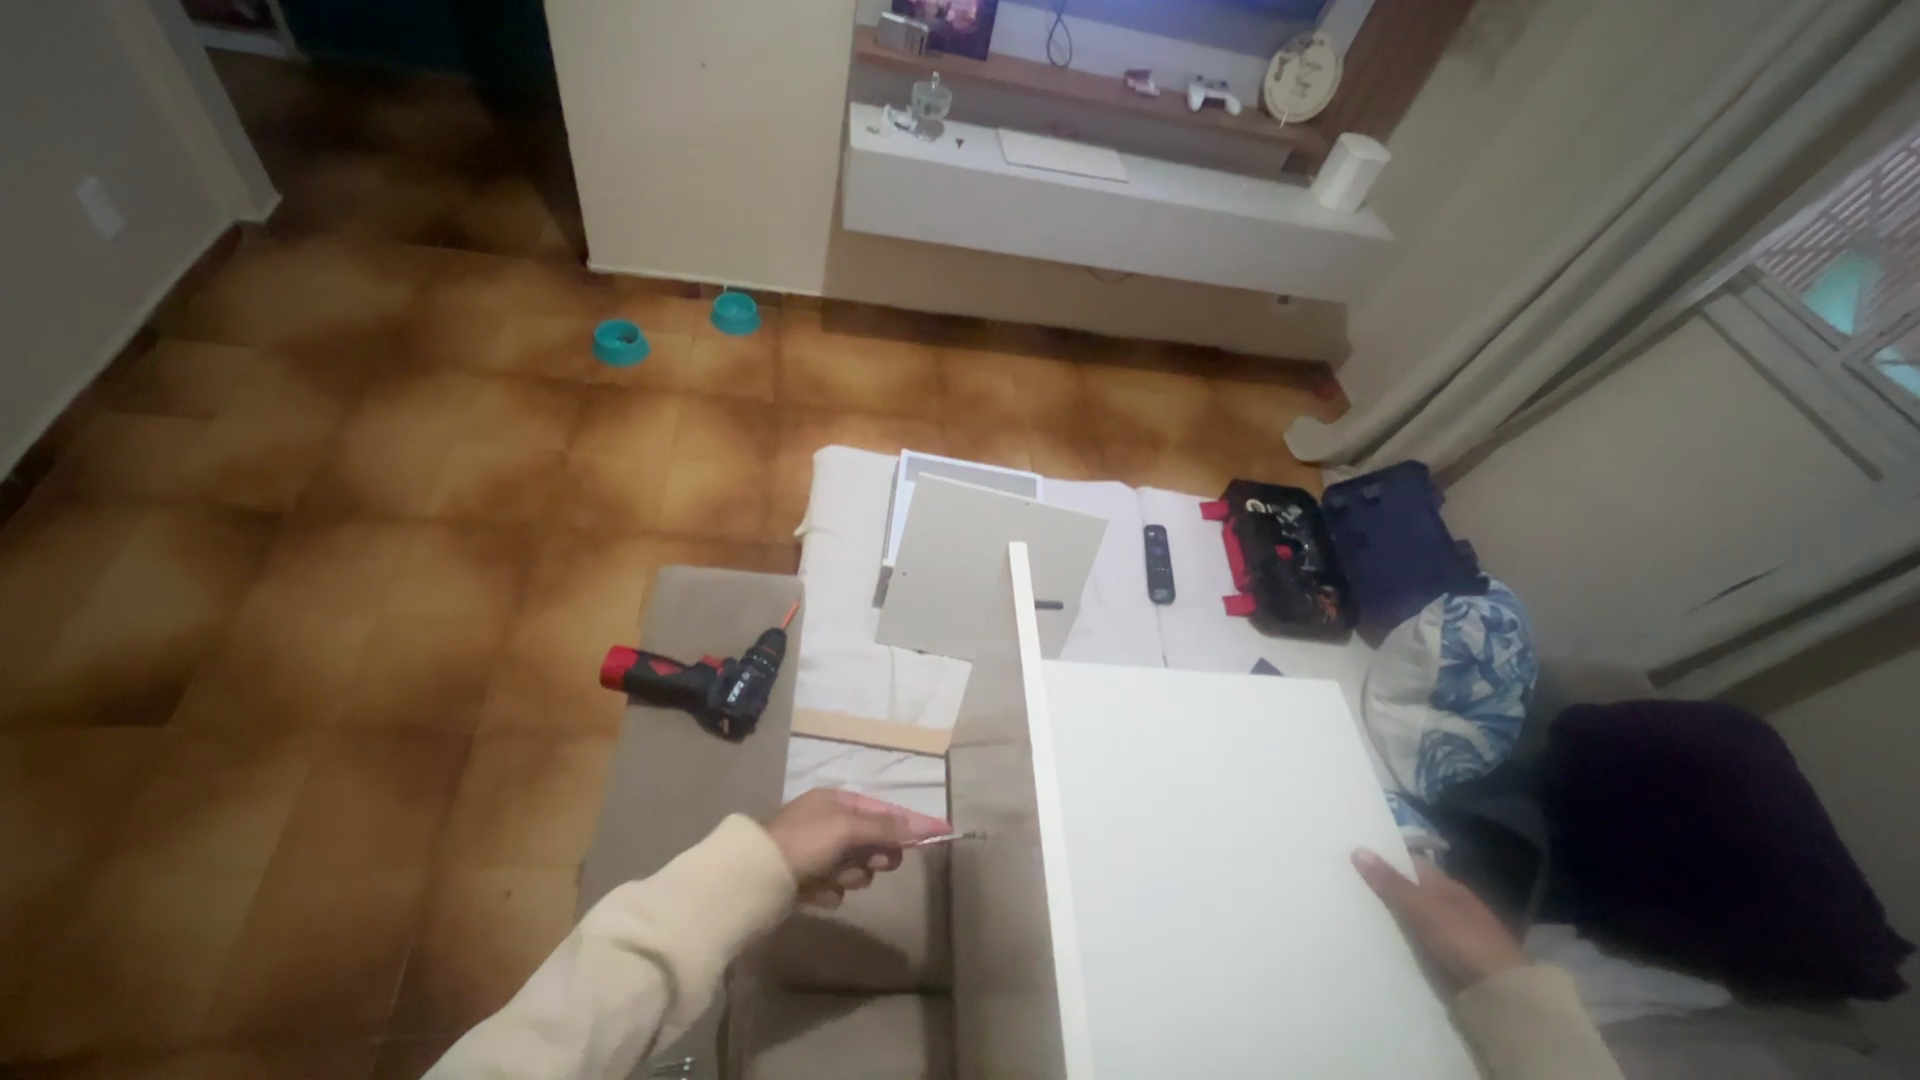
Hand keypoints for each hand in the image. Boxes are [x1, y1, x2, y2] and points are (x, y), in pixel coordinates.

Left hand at [765, 789, 950, 908]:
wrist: (755, 878)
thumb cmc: (805, 842)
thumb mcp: (848, 828)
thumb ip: (885, 827)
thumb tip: (921, 825)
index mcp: (835, 802)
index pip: (882, 810)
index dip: (909, 822)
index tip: (939, 833)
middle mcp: (825, 822)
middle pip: (870, 840)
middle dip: (875, 854)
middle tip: (877, 864)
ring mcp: (813, 852)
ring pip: (854, 866)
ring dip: (851, 875)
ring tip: (836, 880)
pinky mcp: (804, 880)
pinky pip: (833, 886)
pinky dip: (830, 890)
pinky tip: (818, 893)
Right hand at [1353, 848, 1529, 988]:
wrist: (1499, 993)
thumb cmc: (1463, 939)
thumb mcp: (1423, 907)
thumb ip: (1391, 882)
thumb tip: (1358, 848)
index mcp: (1447, 886)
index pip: (1411, 863)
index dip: (1385, 858)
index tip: (1352, 856)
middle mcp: (1448, 905)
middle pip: (1408, 890)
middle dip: (1381, 888)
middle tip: (1344, 884)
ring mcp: (1448, 933)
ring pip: (1409, 917)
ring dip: (1388, 916)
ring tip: (1351, 911)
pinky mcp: (1446, 959)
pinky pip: (1413, 942)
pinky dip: (1397, 939)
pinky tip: (1375, 939)